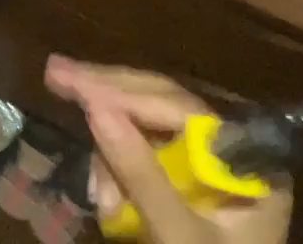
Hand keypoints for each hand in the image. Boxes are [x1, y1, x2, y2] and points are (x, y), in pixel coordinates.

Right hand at [45, 57, 292, 243]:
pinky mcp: (183, 183)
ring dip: (111, 151)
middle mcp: (231, 153)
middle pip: (162, 104)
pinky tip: (106, 202)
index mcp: (249, 164)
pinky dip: (116, 169)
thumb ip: (141, 175)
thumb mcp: (179, 240)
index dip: (125, 91)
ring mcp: (205, 167)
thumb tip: (93, 107)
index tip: (72, 79)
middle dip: (107, 95)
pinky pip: (141, 154)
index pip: (181, 108)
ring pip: (145, 125)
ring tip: (101, 200)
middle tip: (53, 74)